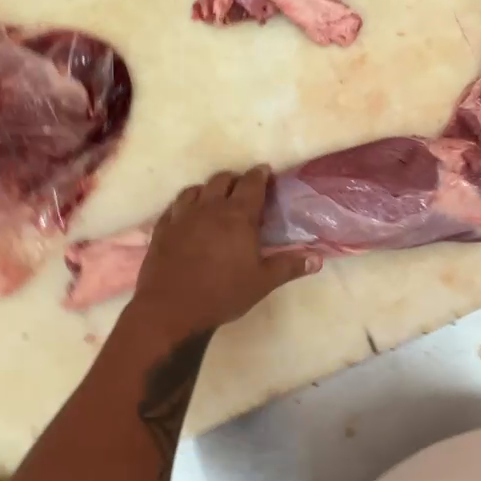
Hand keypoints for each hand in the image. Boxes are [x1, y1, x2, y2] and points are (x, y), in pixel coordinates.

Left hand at [126, 166, 317, 345]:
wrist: (172, 309)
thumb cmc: (223, 293)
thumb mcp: (263, 282)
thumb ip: (290, 266)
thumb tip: (318, 259)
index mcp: (238, 215)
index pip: (252, 183)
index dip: (260, 174)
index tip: (266, 172)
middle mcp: (209, 207)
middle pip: (222, 179)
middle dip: (235, 179)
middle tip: (243, 189)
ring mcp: (182, 216)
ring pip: (195, 189)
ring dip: (208, 190)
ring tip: (215, 199)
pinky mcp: (162, 229)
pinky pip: (174, 206)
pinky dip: (184, 205)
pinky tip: (186, 215)